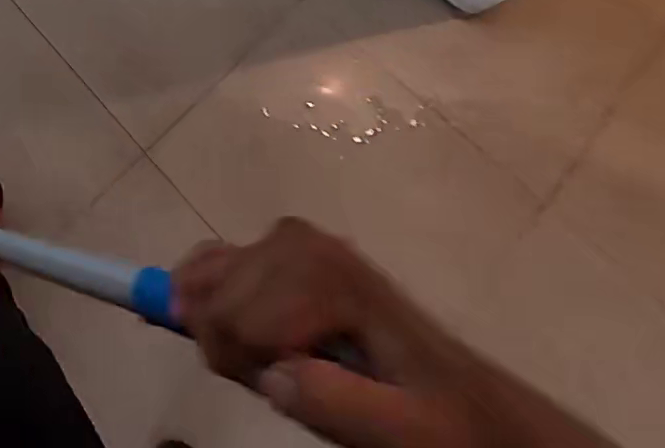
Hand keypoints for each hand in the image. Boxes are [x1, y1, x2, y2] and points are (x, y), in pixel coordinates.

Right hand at [174, 218, 612, 447]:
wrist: (465, 391)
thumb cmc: (440, 415)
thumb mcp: (409, 432)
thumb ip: (342, 406)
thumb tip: (272, 374)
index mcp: (329, 279)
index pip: (237, 319)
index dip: (240, 364)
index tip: (271, 389)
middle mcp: (301, 242)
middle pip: (219, 294)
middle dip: (227, 341)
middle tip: (273, 378)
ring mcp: (290, 236)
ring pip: (211, 271)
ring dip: (215, 317)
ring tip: (255, 354)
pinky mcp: (285, 240)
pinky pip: (221, 254)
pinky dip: (203, 280)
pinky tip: (199, 301)